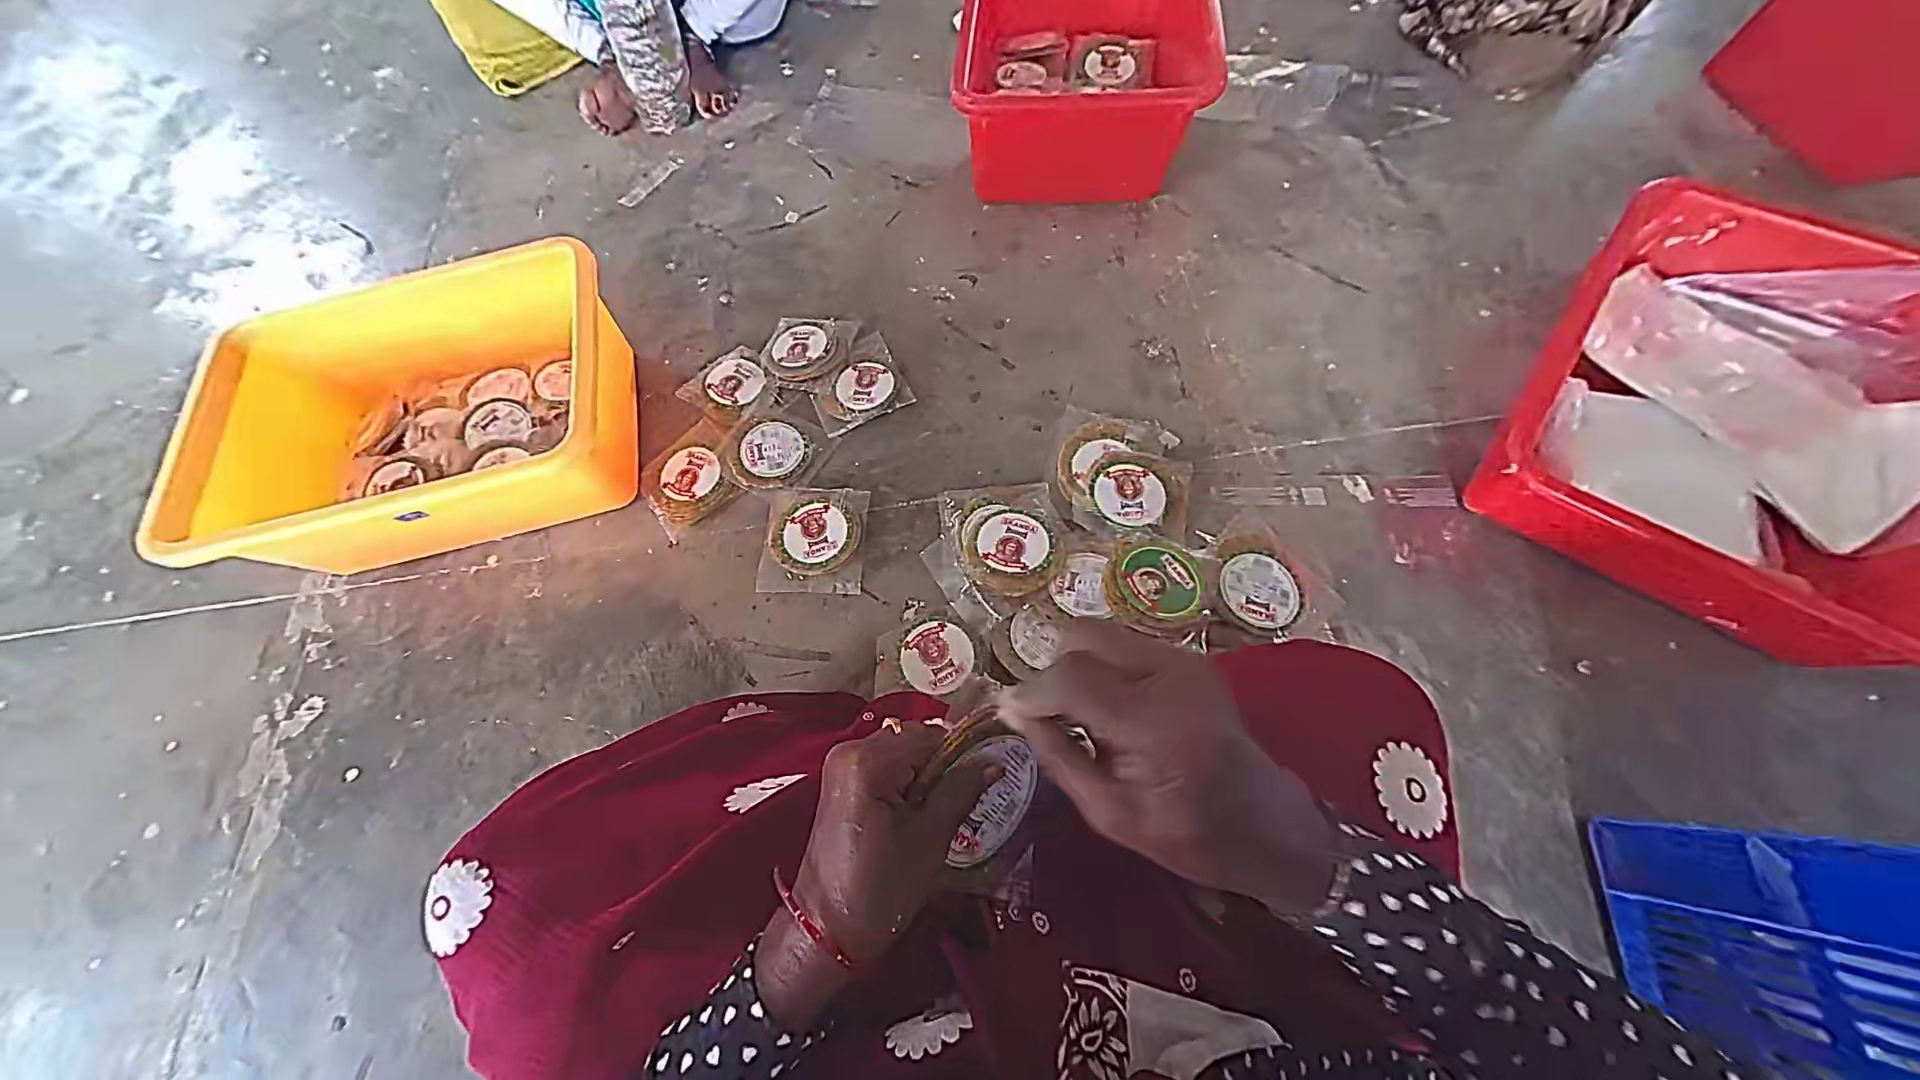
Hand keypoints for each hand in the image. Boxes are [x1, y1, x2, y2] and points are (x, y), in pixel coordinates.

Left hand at [756, 722, 991, 1029]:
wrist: (827, 931)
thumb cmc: (880, 889)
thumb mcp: (930, 838)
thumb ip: (961, 790)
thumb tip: (994, 761)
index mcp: (868, 760)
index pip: (932, 736)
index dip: (963, 754)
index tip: (987, 776)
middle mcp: (850, 750)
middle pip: (915, 739)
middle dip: (944, 764)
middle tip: (966, 797)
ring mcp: (842, 763)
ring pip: (903, 750)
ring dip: (927, 773)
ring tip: (943, 808)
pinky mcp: (842, 780)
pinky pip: (887, 764)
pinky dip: (908, 780)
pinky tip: (918, 810)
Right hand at [997, 623, 1334, 915]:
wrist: (1266, 823)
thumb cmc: (1187, 835)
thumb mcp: (1108, 812)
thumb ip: (1056, 754)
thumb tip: (1012, 710)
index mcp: (1152, 722)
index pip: (1071, 676)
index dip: (1031, 691)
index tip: (1010, 712)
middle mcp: (1169, 673)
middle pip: (1081, 638)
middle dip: (1053, 671)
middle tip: (1052, 714)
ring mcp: (1181, 658)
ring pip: (1098, 633)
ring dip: (1075, 665)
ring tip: (1081, 712)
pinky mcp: (1185, 656)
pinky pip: (1120, 643)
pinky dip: (1099, 665)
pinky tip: (1108, 705)